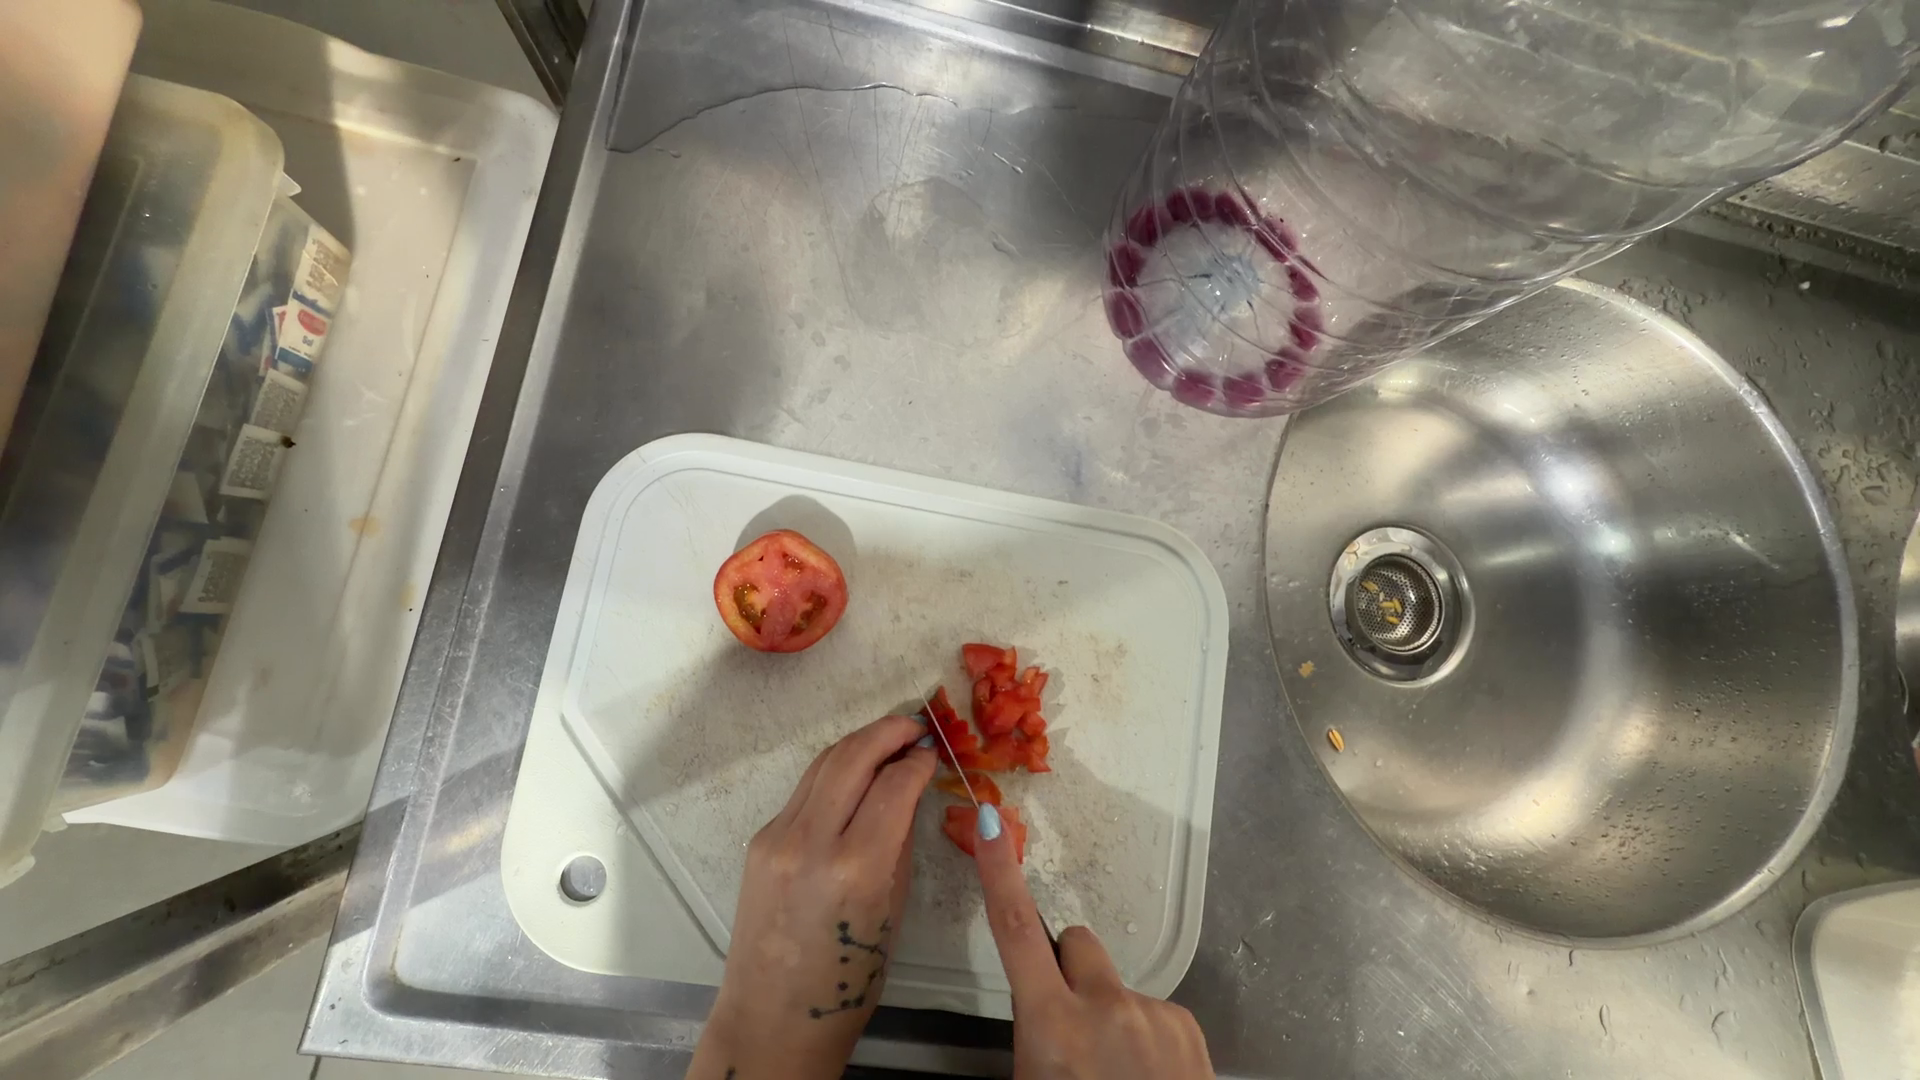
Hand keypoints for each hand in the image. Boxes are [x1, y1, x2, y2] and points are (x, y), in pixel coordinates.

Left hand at [688, 715, 937, 1079]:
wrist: (772, 1020)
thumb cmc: (848, 979)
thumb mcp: (892, 908)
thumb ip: (900, 840)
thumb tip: (911, 788)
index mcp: (855, 867)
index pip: (895, 785)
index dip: (919, 762)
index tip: (934, 752)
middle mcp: (811, 841)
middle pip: (853, 756)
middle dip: (889, 730)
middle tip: (916, 726)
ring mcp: (778, 836)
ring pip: (824, 762)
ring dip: (860, 742)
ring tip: (890, 737)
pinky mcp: (761, 839)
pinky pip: (805, 789)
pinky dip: (836, 771)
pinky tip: (857, 774)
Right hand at [973, 819, 1214, 1078]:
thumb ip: (1036, 1036)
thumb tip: (1043, 1012)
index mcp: (1053, 1027)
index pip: (1015, 930)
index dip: (998, 872)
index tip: (990, 822)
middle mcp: (1104, 1007)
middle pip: (1076, 943)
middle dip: (1068, 970)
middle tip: (1071, 1027)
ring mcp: (1152, 1013)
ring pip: (1115, 985)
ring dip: (1110, 1013)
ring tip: (1117, 1073)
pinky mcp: (1188, 1025)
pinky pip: (1152, 1008)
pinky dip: (1145, 1034)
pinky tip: (1147, 1078)